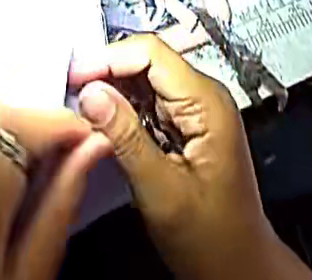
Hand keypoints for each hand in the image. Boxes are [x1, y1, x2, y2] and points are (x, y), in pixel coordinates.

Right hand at [70, 34, 311, 279]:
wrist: (241, 272)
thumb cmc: (211, 239)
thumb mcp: (162, 191)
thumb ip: (126, 138)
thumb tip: (90, 92)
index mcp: (206, 101)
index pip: (153, 54)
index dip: (110, 58)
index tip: (75, 76)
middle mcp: (203, 95)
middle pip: (148, 61)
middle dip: (107, 72)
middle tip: (70, 90)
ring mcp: (195, 109)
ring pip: (145, 80)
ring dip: (112, 89)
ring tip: (79, 105)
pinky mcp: (184, 125)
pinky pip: (148, 102)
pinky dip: (122, 108)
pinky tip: (101, 121)